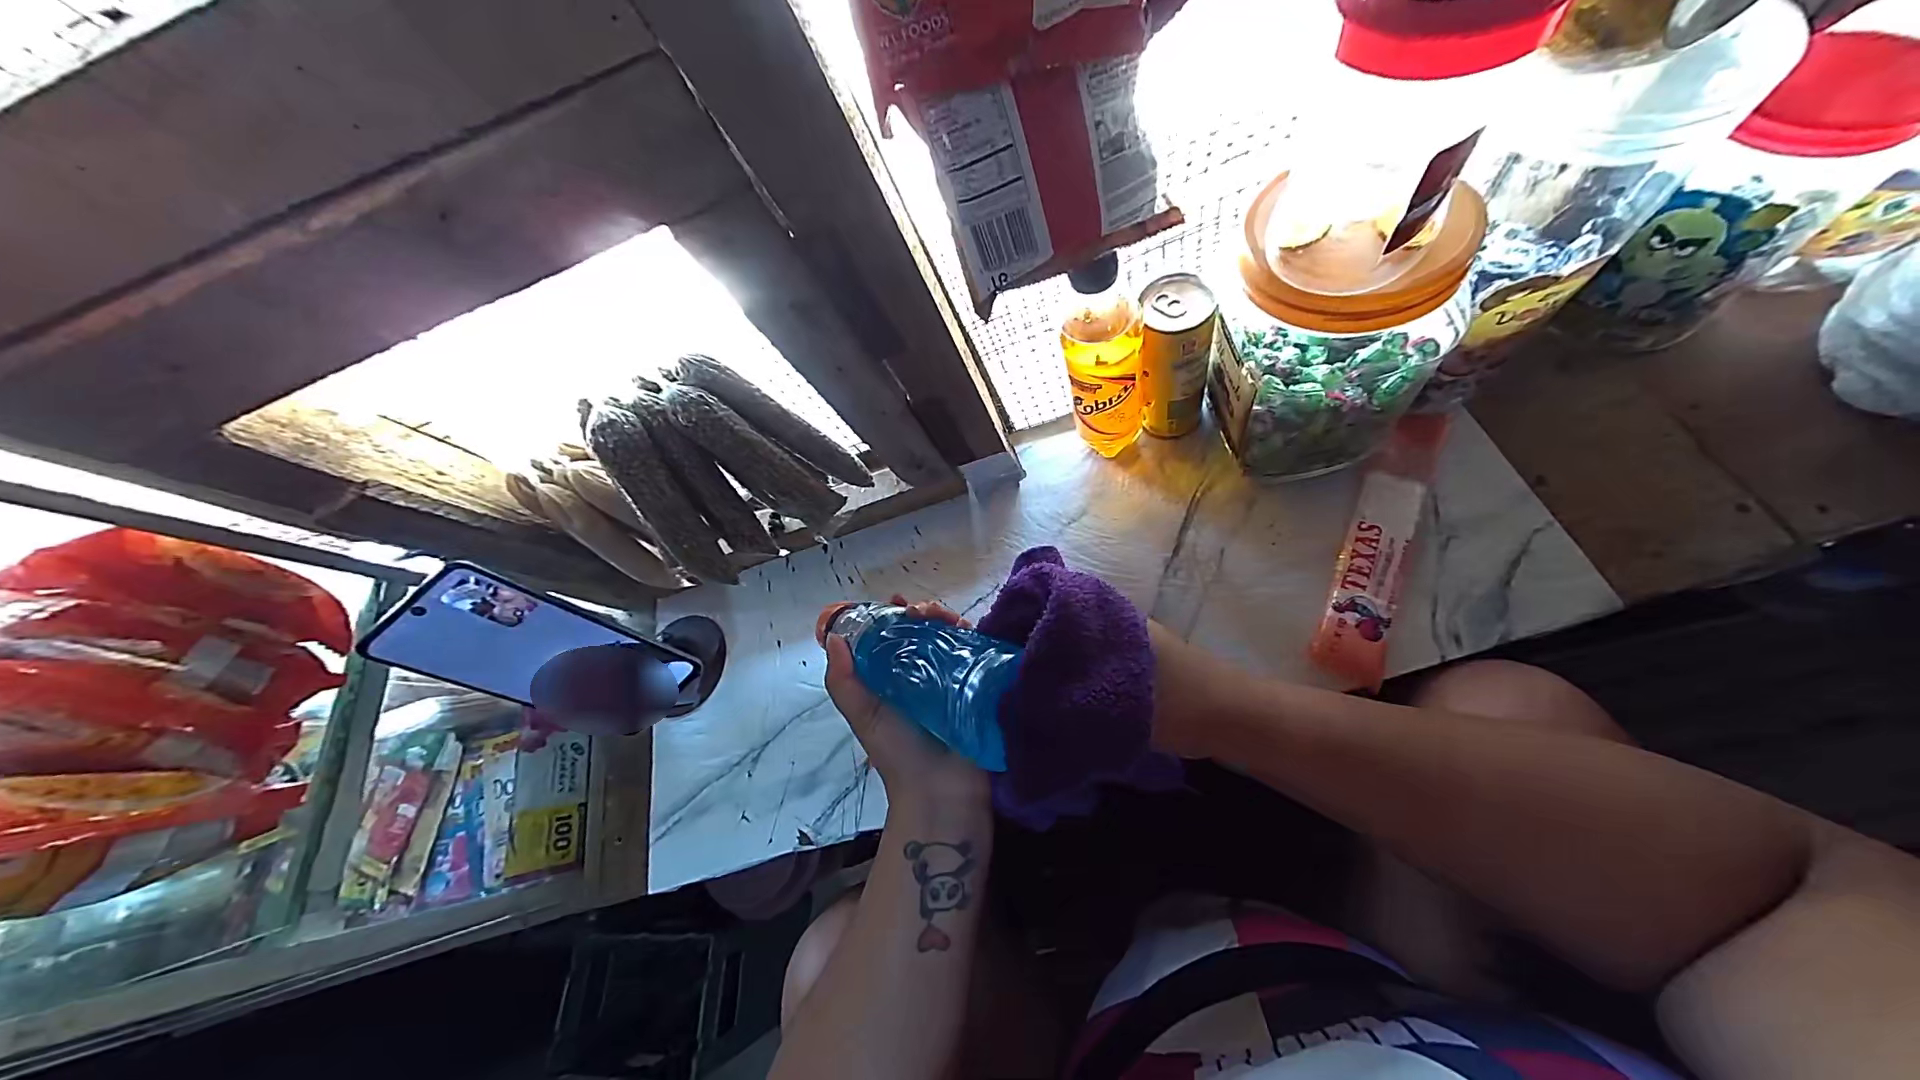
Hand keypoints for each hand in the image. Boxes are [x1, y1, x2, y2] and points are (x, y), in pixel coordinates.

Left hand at [824, 595, 987, 803]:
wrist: (940, 789)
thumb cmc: (897, 752)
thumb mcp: (862, 714)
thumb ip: (843, 681)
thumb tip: (833, 638)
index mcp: (894, 679)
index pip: (894, 639)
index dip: (893, 618)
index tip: (895, 603)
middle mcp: (924, 674)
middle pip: (925, 632)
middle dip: (923, 613)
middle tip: (919, 610)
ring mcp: (952, 678)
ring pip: (951, 637)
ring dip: (946, 620)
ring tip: (940, 616)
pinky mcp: (978, 685)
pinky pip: (976, 653)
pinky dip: (972, 636)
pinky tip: (965, 628)